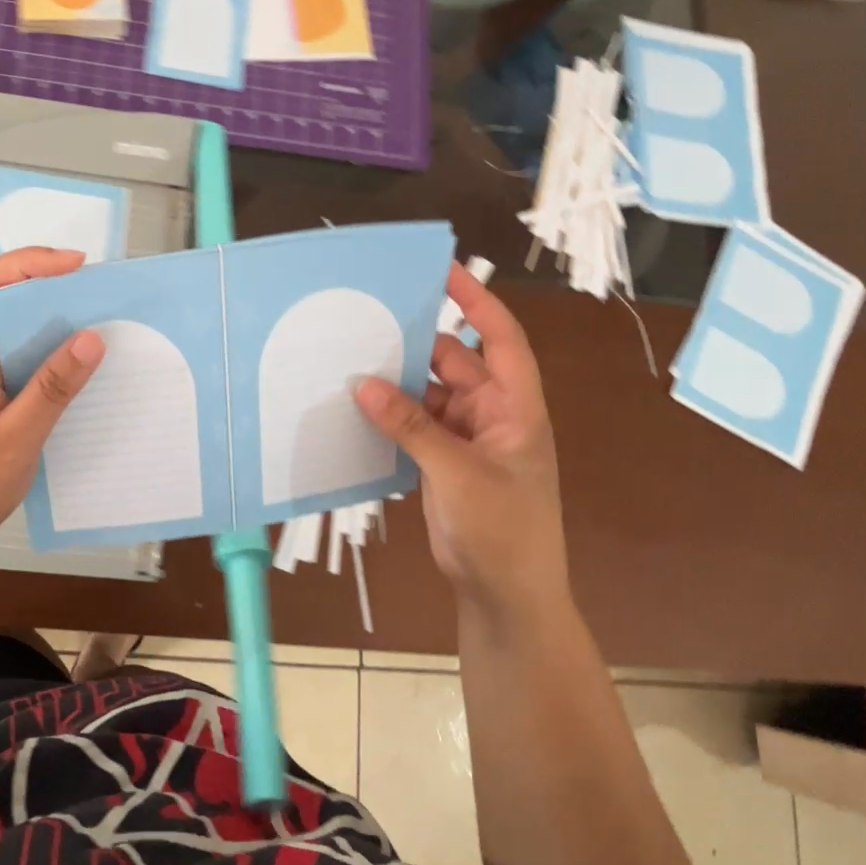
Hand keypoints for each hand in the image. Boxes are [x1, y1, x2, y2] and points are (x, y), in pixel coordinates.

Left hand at [0, 247, 105, 564]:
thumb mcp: (16, 441)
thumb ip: (53, 390)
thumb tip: (91, 337)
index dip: (24, 264)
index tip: (74, 266)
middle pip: (4, 306)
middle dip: (51, 290)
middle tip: (102, 297)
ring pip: (18, 341)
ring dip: (57, 329)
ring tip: (105, 333)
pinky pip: (26, 372)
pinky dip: (55, 366)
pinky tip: (85, 381)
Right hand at [352, 264, 567, 616]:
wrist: (506, 595)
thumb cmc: (502, 530)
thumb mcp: (457, 473)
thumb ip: (411, 426)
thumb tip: (363, 383)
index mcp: (516, 408)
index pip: (500, 339)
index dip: (476, 301)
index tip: (441, 269)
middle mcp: (492, 415)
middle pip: (454, 362)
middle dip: (416, 343)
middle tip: (367, 319)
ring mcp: (466, 440)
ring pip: (428, 395)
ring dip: (396, 384)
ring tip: (350, 361)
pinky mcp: (442, 463)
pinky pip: (414, 426)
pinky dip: (389, 418)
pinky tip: (355, 409)